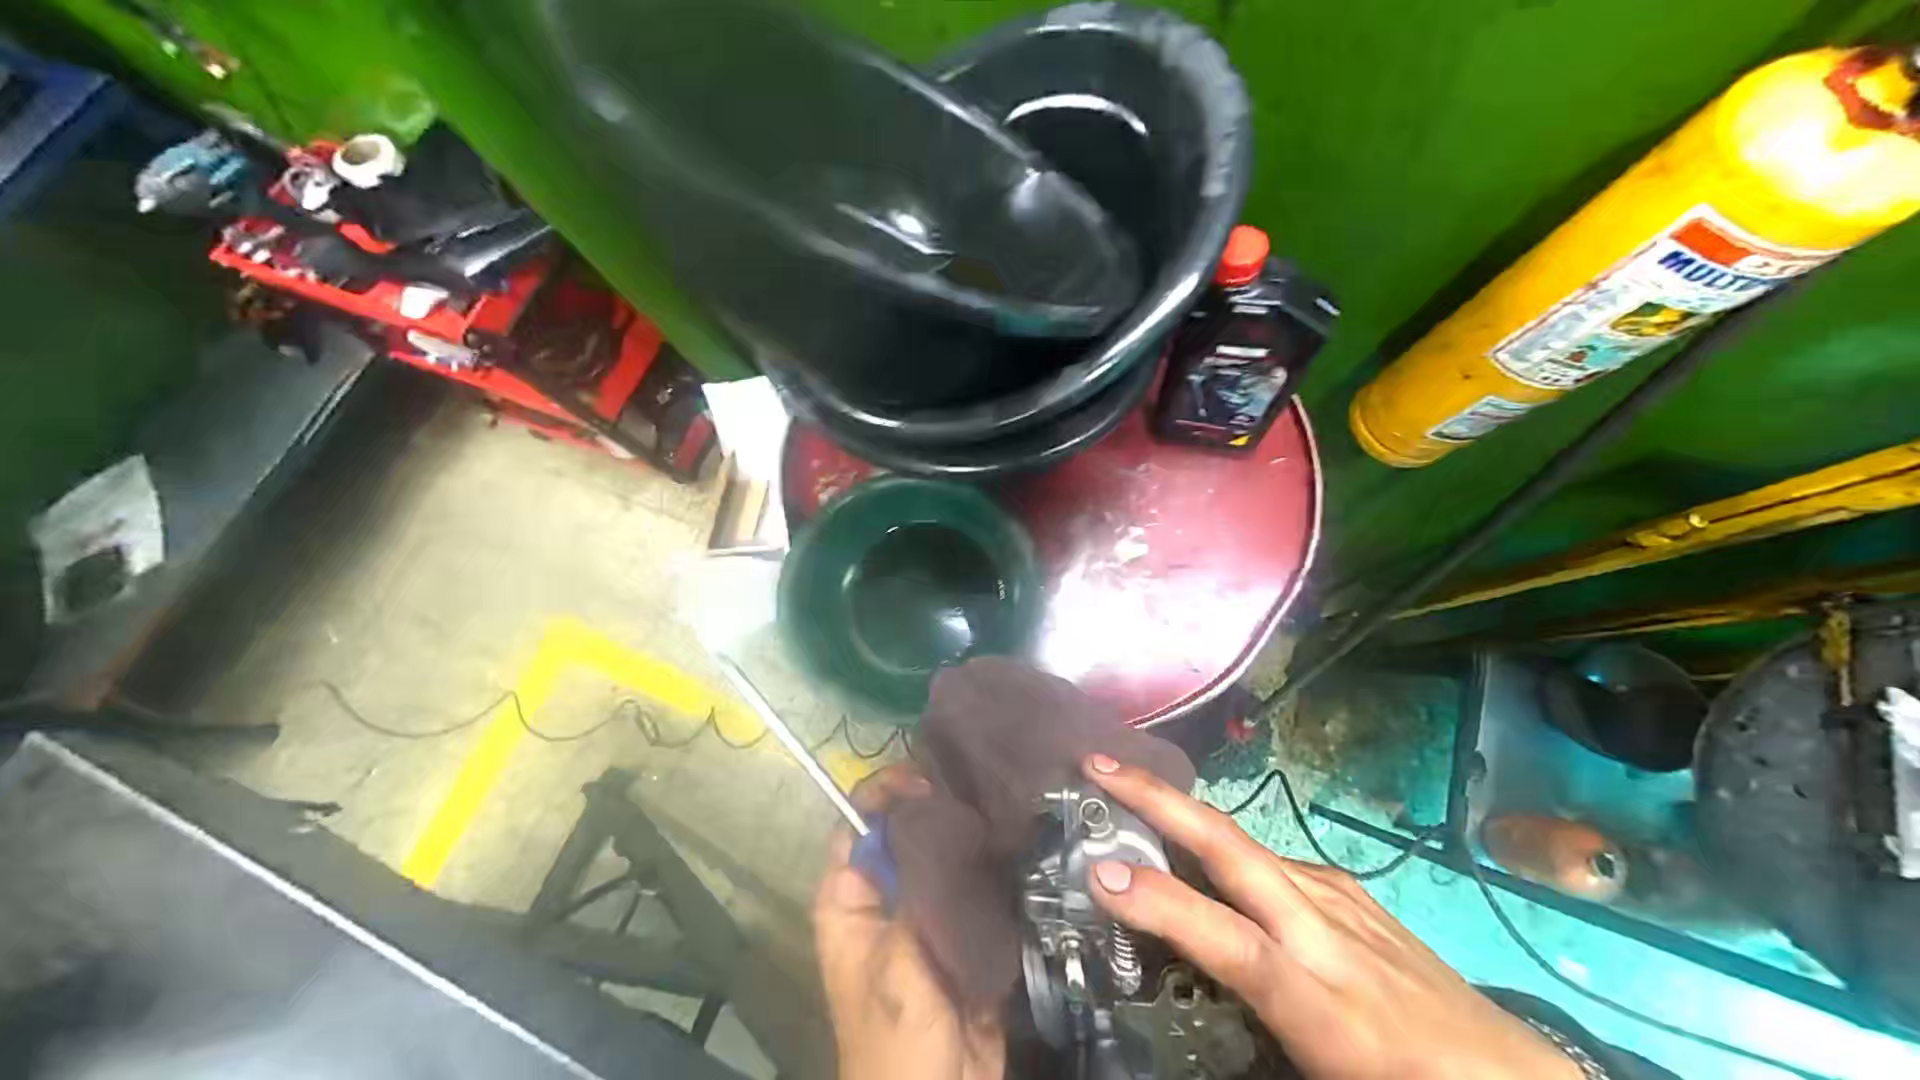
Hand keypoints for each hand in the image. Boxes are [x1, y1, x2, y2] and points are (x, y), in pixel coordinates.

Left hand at [813, 764, 1004, 1079]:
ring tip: (995, 806)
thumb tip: (931, 825)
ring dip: (963, 832)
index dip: (884, 795)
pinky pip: (968, 883)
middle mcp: (883, 896)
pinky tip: (1010, 842)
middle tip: (972, 789)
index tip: (924, 780)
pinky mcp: (957, 929)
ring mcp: (922, 911)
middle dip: (933, 807)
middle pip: (903, 834)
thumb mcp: (897, 966)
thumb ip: (912, 895)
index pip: (858, 826)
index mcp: (850, 900)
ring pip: (938, 855)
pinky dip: (986, 864)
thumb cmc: (898, 1042)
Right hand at [1080, 755, 1579, 1079]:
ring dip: (1177, 807)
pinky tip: (1195, 842)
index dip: (1164, 905)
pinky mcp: (1348, 887)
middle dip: (1159, 801)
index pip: (1231, 942)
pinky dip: (1217, 839)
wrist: (1513, 1078)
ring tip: (1124, 787)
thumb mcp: (1320, 1077)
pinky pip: (1268, 856)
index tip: (1100, 872)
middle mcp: (1326, 931)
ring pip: (1245, 841)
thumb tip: (1182, 990)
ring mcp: (1339, 897)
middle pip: (1233, 850)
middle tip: (1097, 766)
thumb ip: (1250, 1030)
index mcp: (1321, 1001)